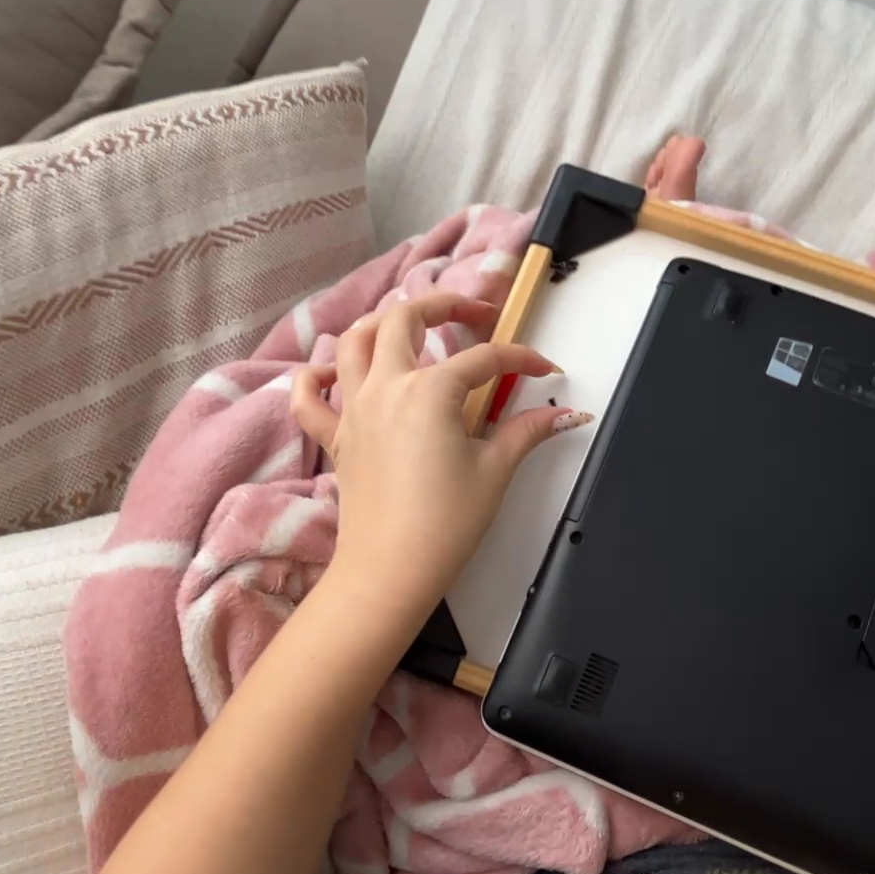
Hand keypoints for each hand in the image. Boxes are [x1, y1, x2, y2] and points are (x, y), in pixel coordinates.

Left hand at [290, 292, 589, 617]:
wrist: (391, 570)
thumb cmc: (446, 523)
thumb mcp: (495, 471)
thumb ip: (527, 431)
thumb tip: (567, 414)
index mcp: (430, 391)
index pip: (484, 359)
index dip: (521, 359)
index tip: (545, 370)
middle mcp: (386, 387)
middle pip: (404, 318)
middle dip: (443, 303)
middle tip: (473, 313)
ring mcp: (353, 409)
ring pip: (354, 341)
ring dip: (382, 324)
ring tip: (411, 329)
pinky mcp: (336, 438)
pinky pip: (308, 396)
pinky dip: (315, 377)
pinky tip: (334, 374)